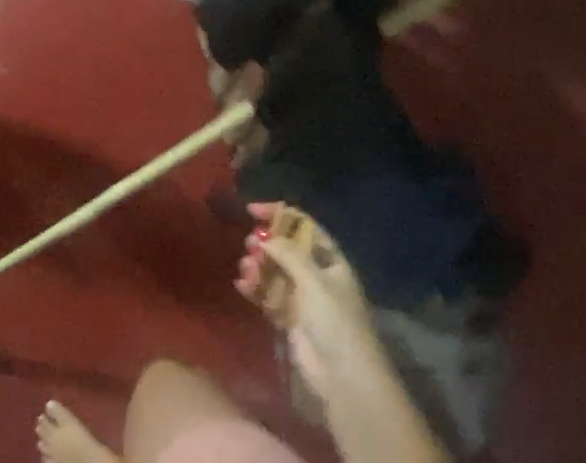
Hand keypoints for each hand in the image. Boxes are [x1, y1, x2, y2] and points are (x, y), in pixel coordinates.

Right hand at [234, 203, 378, 405]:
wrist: (343, 375)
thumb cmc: (335, 321)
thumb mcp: (314, 280)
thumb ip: (288, 253)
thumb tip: (263, 234)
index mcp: (331, 261)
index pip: (305, 227)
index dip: (280, 215)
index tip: (252, 209)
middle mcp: (317, 276)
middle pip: (286, 249)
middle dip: (266, 243)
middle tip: (250, 244)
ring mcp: (302, 298)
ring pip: (274, 272)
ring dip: (258, 267)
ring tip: (247, 269)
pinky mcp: (289, 318)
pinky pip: (267, 296)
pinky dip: (255, 289)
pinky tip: (242, 286)